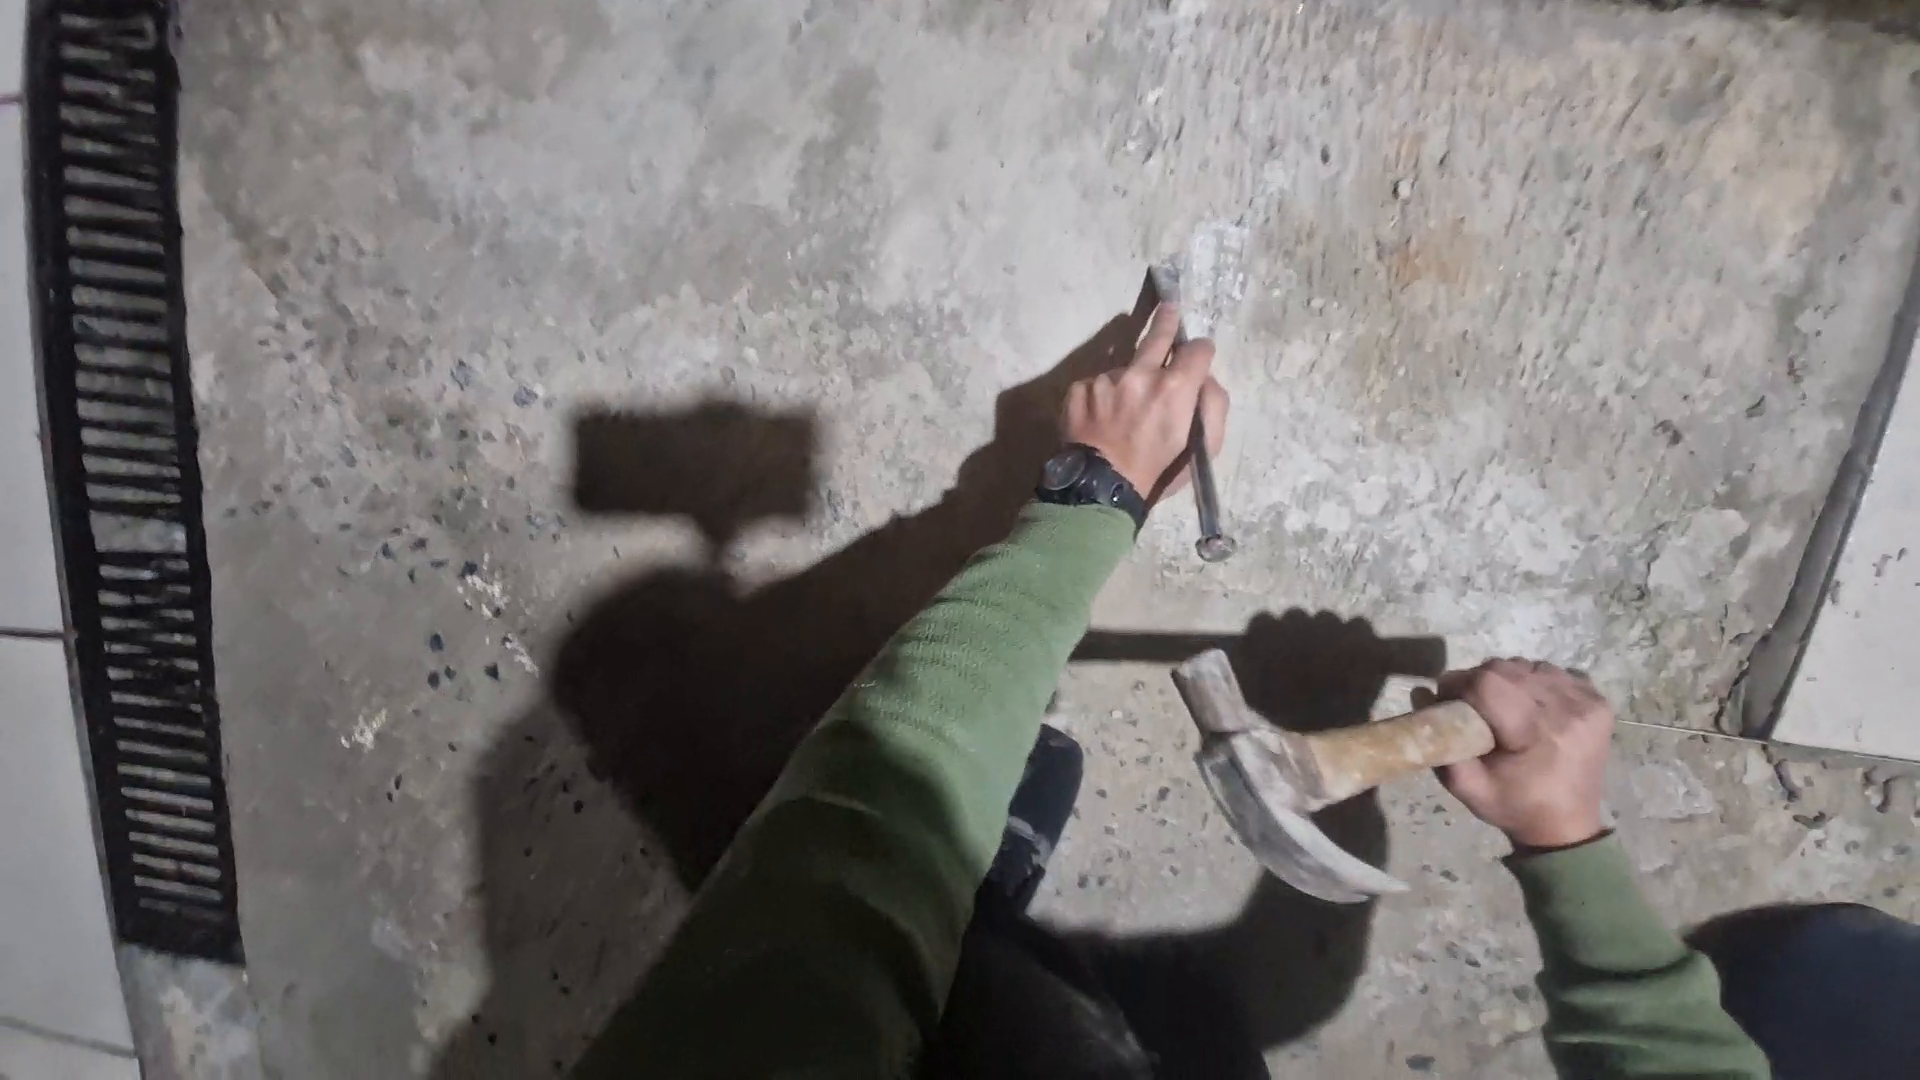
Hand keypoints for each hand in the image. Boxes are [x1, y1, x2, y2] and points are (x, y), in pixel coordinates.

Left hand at [1061, 303, 1228, 503]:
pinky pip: (1095, 386)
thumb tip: (1204, 377)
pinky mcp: (1078, 390)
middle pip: (1158, 335)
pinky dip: (1100, 399)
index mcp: (1175, 387)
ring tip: (1123, 414)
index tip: (1195, 356)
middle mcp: (1139, 375)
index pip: (1198, 349)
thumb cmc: (1156, 473)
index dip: (1199, 353)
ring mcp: (1105, 380)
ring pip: (1124, 370)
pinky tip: (1101, 420)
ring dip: (1127, 383)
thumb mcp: (1202, 449)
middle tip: (1168, 308)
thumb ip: (1213, 406)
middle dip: (1166, 321)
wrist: (1099, 490)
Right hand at [1424, 658, 1613, 849]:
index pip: (1486, 681)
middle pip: (1504, 668)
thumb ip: (1438, 739)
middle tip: (1470, 706)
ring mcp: (1588, 704)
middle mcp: (1568, 711)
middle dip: (1477, 680)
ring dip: (1505, 679)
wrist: (1567, 825)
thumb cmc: (1512, 805)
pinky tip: (1529, 703)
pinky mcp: (1598, 702)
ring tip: (1499, 705)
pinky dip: (1533, 680)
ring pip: (1526, 666)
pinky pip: (1552, 671)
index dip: (1458, 685)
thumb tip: (1421, 693)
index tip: (1448, 702)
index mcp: (1536, 733)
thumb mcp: (1464, 784)